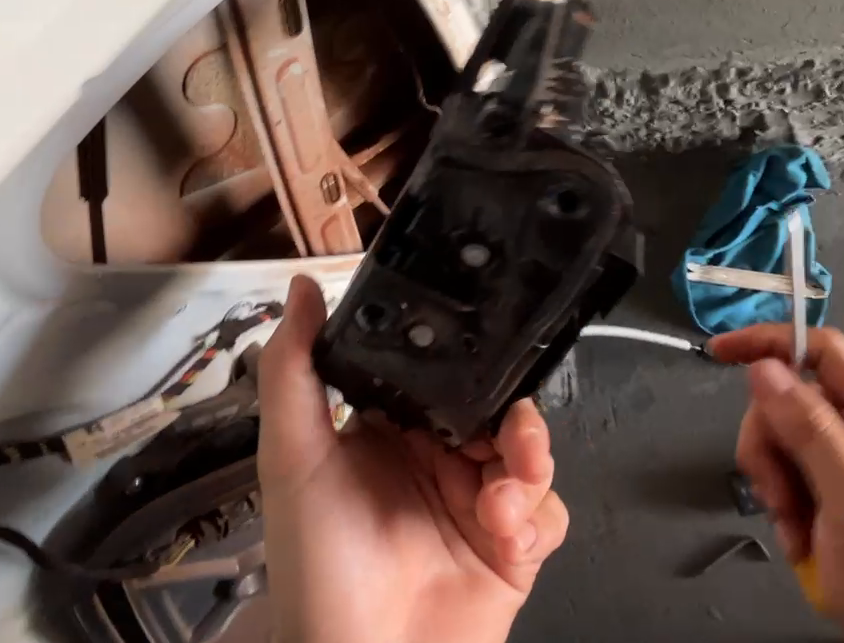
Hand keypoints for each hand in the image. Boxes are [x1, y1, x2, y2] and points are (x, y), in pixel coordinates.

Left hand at [258, 275, 568, 642]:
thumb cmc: (320, 558)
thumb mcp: (294, 457)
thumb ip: (295, 371)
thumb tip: (303, 286)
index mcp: (398, 428)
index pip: (446, 374)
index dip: (471, 358)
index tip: (488, 347)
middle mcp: (442, 456)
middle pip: (500, 409)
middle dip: (516, 419)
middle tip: (514, 437)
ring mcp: (481, 500)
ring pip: (532, 454)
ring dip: (529, 468)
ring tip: (504, 501)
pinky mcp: (514, 546)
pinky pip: (549, 514)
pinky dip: (537, 520)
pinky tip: (508, 539)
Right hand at [709, 325, 843, 642]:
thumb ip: (810, 429)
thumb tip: (764, 365)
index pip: (823, 351)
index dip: (772, 342)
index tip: (720, 353)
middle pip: (791, 399)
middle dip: (770, 442)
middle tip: (777, 493)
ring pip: (782, 439)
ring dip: (774, 482)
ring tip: (794, 527)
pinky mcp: (833, 498)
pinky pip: (787, 477)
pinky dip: (782, 506)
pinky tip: (800, 540)